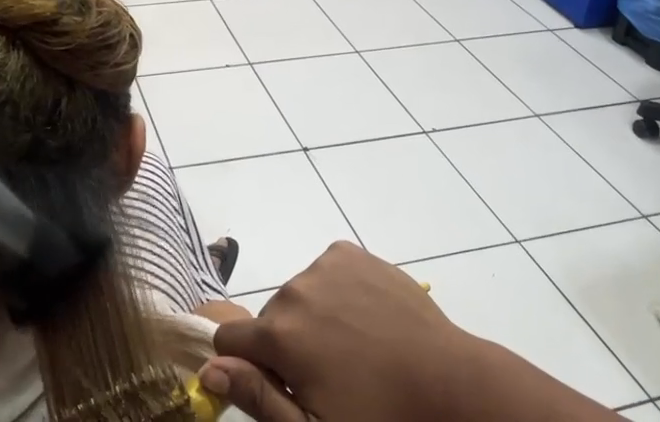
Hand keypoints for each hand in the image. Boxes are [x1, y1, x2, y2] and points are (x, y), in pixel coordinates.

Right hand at [203, 242, 461, 421]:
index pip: (228, 339)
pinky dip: (335, 291)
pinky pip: (324, 272)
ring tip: (354, 348)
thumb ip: (258, 398)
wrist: (451, 385)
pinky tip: (364, 317)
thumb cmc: (380, 417)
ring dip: (312, 317)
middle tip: (329, 375)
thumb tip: (209, 368)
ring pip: (298, 295)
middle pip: (269, 318)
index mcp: (278, 336)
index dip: (246, 364)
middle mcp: (293, 291)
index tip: (278, 384)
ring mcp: (324, 266)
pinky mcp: (350, 254)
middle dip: (286, 343)